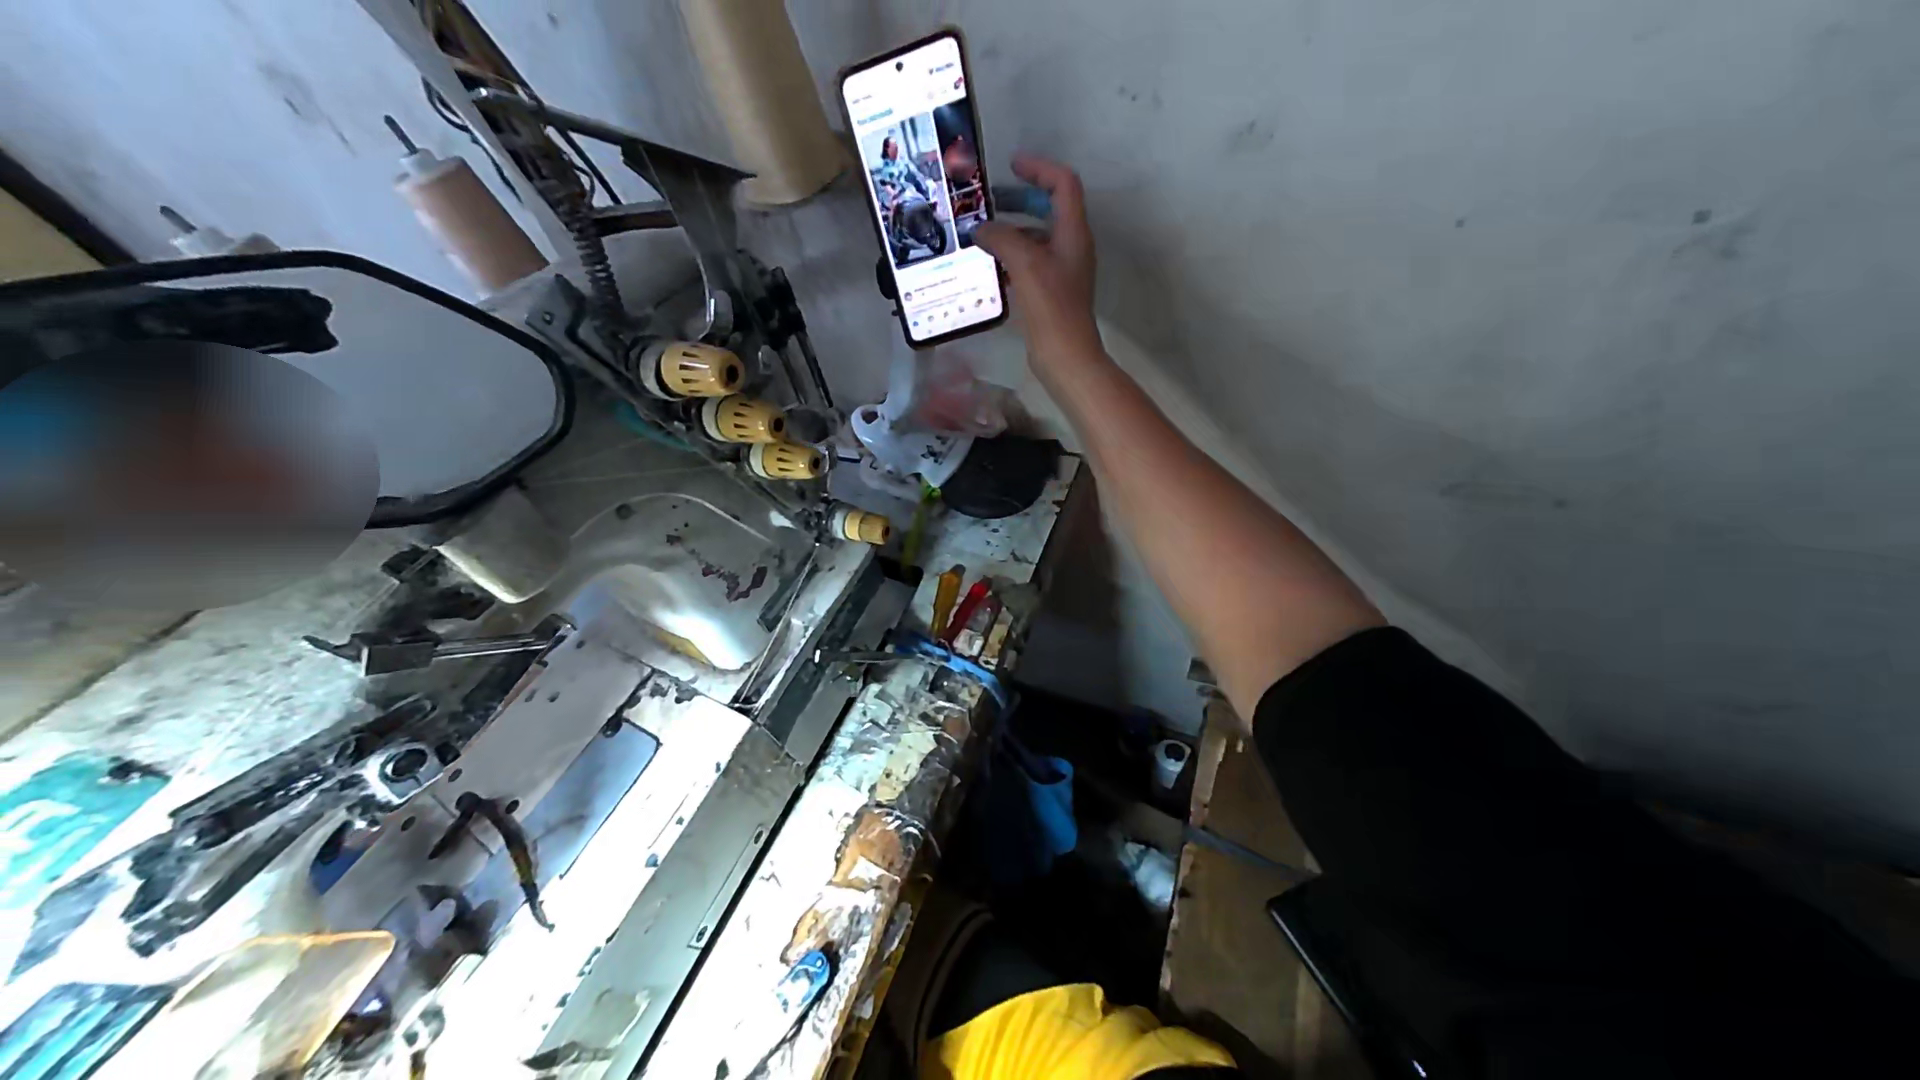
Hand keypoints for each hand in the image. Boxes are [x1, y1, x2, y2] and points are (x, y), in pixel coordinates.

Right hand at [975, 156, 1102, 375]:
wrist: (1065, 356)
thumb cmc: (1051, 307)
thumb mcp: (1025, 264)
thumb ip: (1002, 238)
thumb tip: (981, 229)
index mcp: (1073, 233)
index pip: (1063, 184)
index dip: (1039, 168)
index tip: (1012, 165)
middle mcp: (1070, 247)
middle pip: (1048, 209)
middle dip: (1018, 200)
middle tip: (988, 201)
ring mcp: (1061, 271)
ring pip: (1035, 239)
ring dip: (1009, 232)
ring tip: (979, 235)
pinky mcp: (1049, 293)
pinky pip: (1028, 264)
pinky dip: (1009, 258)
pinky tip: (986, 266)